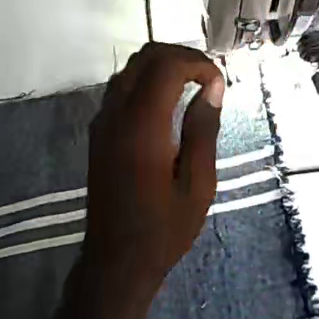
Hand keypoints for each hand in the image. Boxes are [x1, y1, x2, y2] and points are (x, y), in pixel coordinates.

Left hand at [80, 43, 225, 297]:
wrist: (116, 262)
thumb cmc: (164, 228)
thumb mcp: (198, 183)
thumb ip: (203, 129)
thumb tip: (212, 87)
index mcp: (142, 125)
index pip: (167, 65)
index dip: (198, 63)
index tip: (219, 83)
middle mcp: (116, 114)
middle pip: (145, 56)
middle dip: (181, 56)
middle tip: (208, 78)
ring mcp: (102, 122)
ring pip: (131, 69)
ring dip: (162, 66)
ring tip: (193, 87)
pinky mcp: (99, 133)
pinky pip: (121, 88)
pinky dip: (147, 81)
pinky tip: (169, 104)